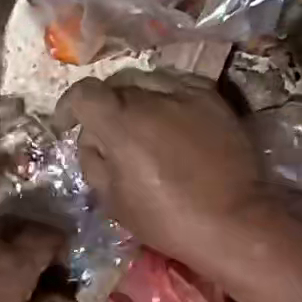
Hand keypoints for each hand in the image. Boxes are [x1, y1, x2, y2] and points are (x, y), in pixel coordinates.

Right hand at [58, 70, 283, 270]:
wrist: (234, 222)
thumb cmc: (167, 219)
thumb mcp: (113, 199)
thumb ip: (94, 161)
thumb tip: (93, 141)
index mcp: (120, 123)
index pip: (84, 93)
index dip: (68, 106)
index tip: (67, 124)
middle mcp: (151, 97)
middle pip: (115, 86)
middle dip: (103, 107)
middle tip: (106, 134)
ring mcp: (186, 93)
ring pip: (147, 80)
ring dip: (134, 98)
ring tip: (139, 122)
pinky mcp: (214, 99)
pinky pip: (179, 84)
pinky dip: (166, 95)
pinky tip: (169, 116)